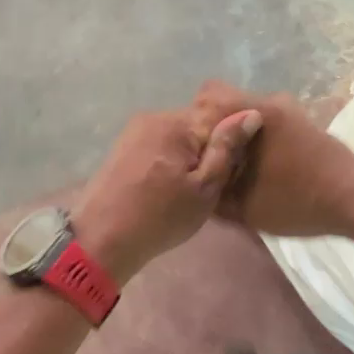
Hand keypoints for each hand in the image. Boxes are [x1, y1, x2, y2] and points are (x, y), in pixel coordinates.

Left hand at [70, 107, 262, 283]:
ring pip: (177, 137)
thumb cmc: (160, 217)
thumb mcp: (204, 188)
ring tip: (185, 190)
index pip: (219, 117)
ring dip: (186, 157)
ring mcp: (135, 130)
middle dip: (206, 149)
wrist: (102, 239)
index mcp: (176, 123)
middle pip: (196, 126)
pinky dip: (167, 162)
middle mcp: (154, 116)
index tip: (228, 172)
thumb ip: (227, 149)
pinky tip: (164, 187)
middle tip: (207, 186)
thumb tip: (251, 114)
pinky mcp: (122, 146)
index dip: (229, 144)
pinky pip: (158, 145)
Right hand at [190, 82, 353, 239]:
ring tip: (234, 171)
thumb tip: (192, 179)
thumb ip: (211, 190)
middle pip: (224, 102)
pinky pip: (263, 121)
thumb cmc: (298, 201)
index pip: (205, 97)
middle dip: (213, 130)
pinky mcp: (300, 121)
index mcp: (252, 112)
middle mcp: (269, 100)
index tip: (194, 153)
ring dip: (234, 135)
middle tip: (211, 163)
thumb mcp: (243, 206)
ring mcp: (288, 108)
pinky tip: (257, 170)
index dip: (193, 124)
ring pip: (244, 113)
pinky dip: (254, 139)